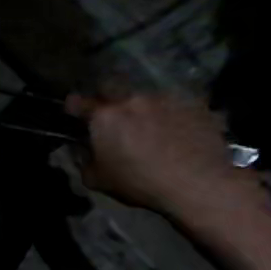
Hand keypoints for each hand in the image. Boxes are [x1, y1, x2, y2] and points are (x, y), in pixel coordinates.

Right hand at [64, 92, 258, 218]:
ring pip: (144, 96)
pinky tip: (175, 130)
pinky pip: (174, 104)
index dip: (72, 107)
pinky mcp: (194, 104)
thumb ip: (82, 159)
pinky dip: (169, 114)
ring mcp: (165, 99)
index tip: (73, 113)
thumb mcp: (96, 179)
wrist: (199, 183)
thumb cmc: (139, 182)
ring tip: (149, 125)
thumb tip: (81, 148)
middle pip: (112, 86)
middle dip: (106, 97)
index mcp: (103, 116)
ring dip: (141, 106)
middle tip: (111, 115)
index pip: (77, 102)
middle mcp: (131, 99)